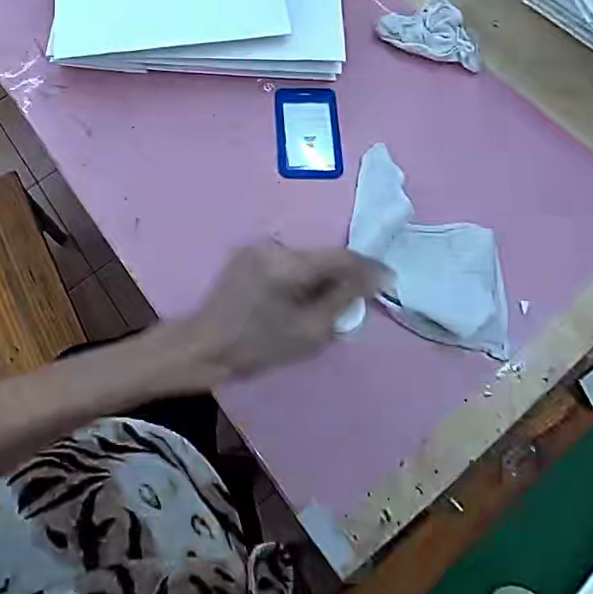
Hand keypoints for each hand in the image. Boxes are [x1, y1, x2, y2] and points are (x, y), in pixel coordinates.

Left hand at [165, 244, 388, 386]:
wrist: (203, 347)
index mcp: (287, 263)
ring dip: (320, 276)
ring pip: (305, 259)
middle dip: (342, 275)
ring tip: (325, 305)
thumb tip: (373, 278)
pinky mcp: (247, 256)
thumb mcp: (310, 331)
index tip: (390, 280)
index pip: (340, 256)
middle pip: (322, 256)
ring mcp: (256, 248)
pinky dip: (300, 277)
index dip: (368, 268)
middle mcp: (272, 246)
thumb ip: (343, 300)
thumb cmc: (256, 347)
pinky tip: (299, 299)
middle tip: (357, 300)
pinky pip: (287, 262)